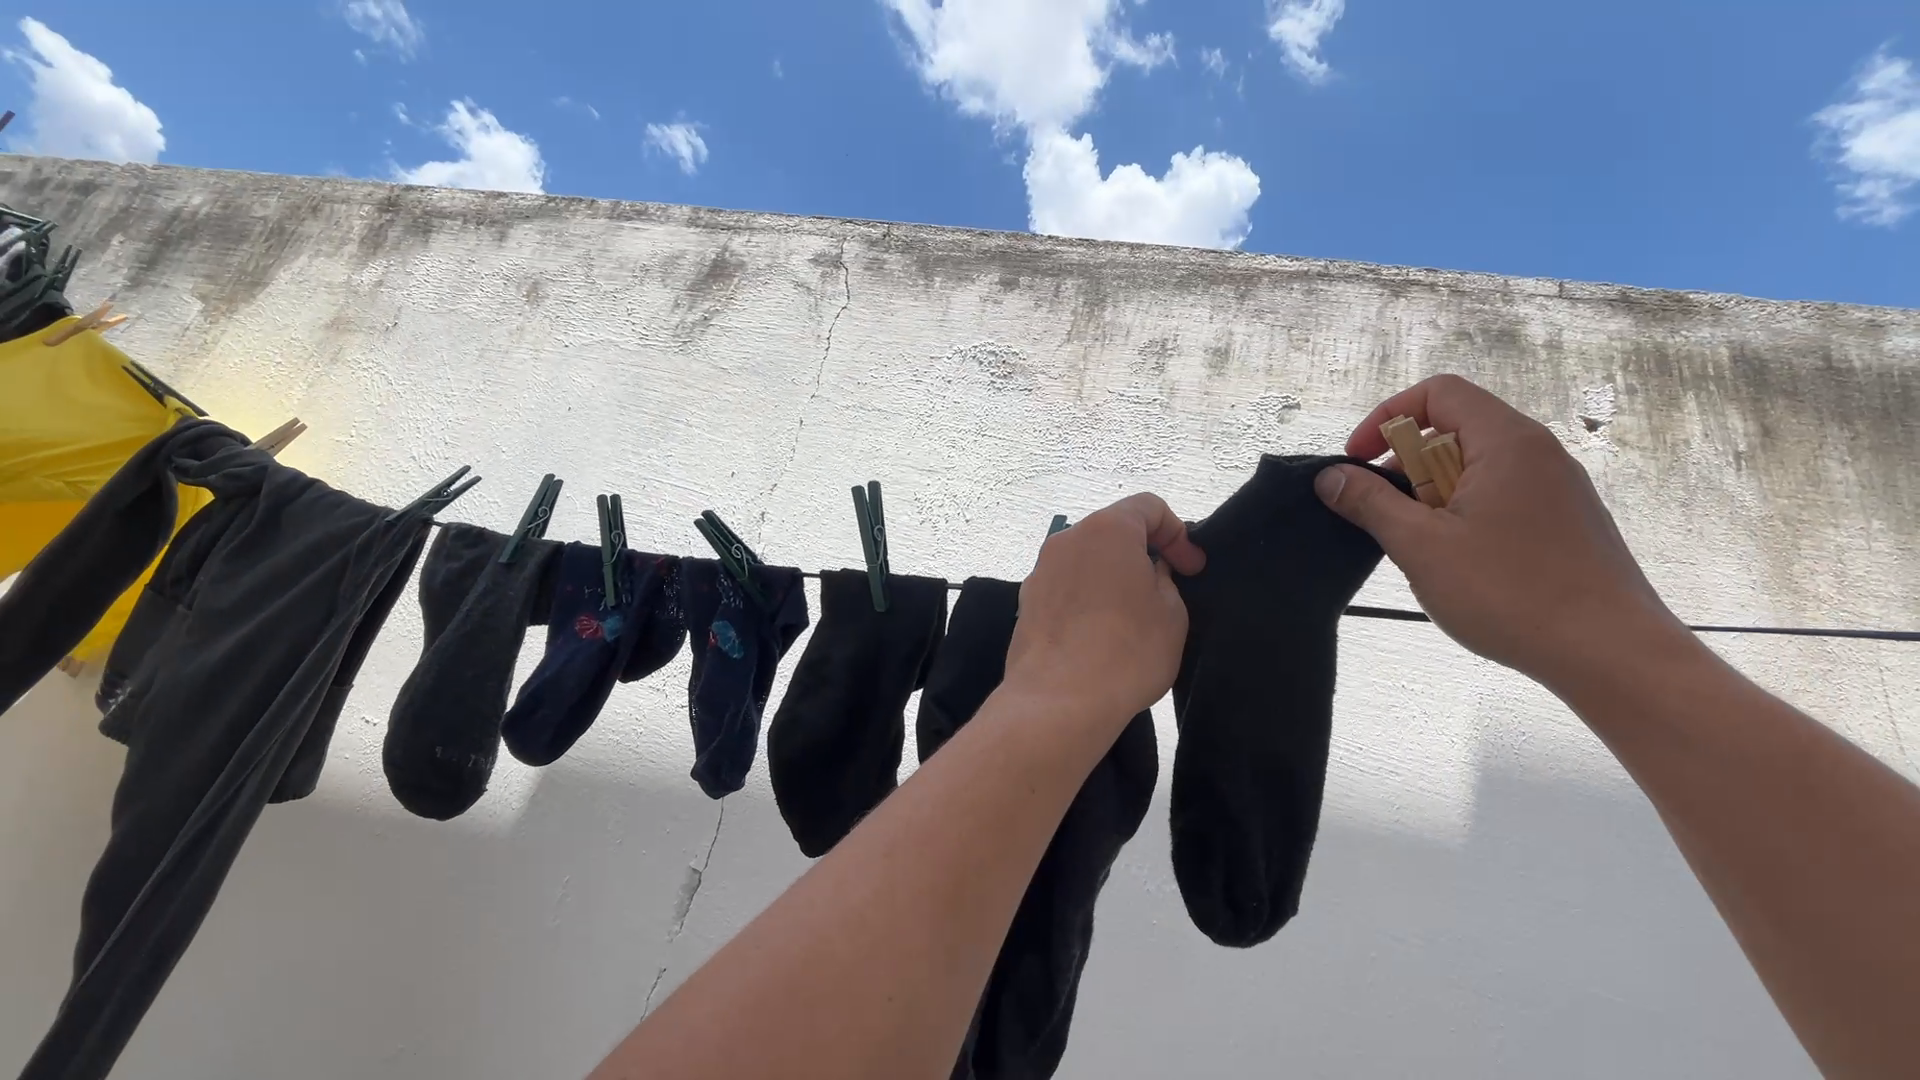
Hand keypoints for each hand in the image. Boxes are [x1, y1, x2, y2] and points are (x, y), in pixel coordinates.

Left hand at [1005, 493, 1206, 722]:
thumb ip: (1165, 581)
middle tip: (1165, 591)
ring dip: (1112, 578)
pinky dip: (1087, 601)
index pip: (1148, 506)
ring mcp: (1040, 572)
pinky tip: (1099, 637)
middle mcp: (1066, 541)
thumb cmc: (1126, 651)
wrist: (1058, 702)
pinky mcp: (1027, 605)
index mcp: (1106, 530)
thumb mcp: (1172, 613)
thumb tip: (1149, 574)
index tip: (1190, 570)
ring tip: (1132, 618)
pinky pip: (1066, 590)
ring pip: (1086, 562)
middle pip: (1113, 532)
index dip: (1177, 533)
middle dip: (1143, 554)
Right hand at [1313, 375, 1686, 688]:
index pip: (1439, 393)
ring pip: (1477, 467)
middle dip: (1405, 463)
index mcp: (1507, 442)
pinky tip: (1457, 563)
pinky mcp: (1566, 523)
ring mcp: (1558, 489)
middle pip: (1456, 429)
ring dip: (1432, 494)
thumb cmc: (1509, 591)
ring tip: (1419, 544)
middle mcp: (1539, 453)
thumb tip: (1331, 476)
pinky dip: (1463, 513)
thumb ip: (1370, 503)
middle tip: (1383, 512)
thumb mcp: (1421, 545)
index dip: (1387, 417)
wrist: (1610, 654)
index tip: (1357, 461)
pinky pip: (1501, 496)